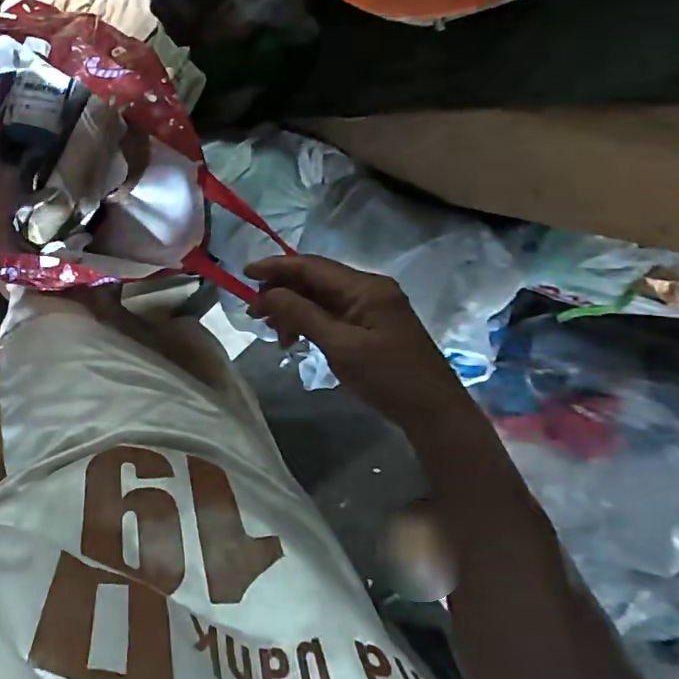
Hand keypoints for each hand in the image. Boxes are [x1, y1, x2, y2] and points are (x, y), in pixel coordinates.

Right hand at [245, 255, 469, 427]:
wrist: (434, 411)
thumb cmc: (388, 377)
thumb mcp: (340, 346)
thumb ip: (302, 315)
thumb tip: (268, 294)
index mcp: (365, 287)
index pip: (311, 266)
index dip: (275, 267)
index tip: (244, 273)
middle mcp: (369, 288)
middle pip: (314, 280)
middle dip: (281, 292)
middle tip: (254, 314)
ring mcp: (371, 306)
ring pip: (320, 297)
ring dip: (292, 309)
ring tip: (272, 332)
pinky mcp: (370, 324)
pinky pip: (331, 313)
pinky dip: (308, 322)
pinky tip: (294, 340)